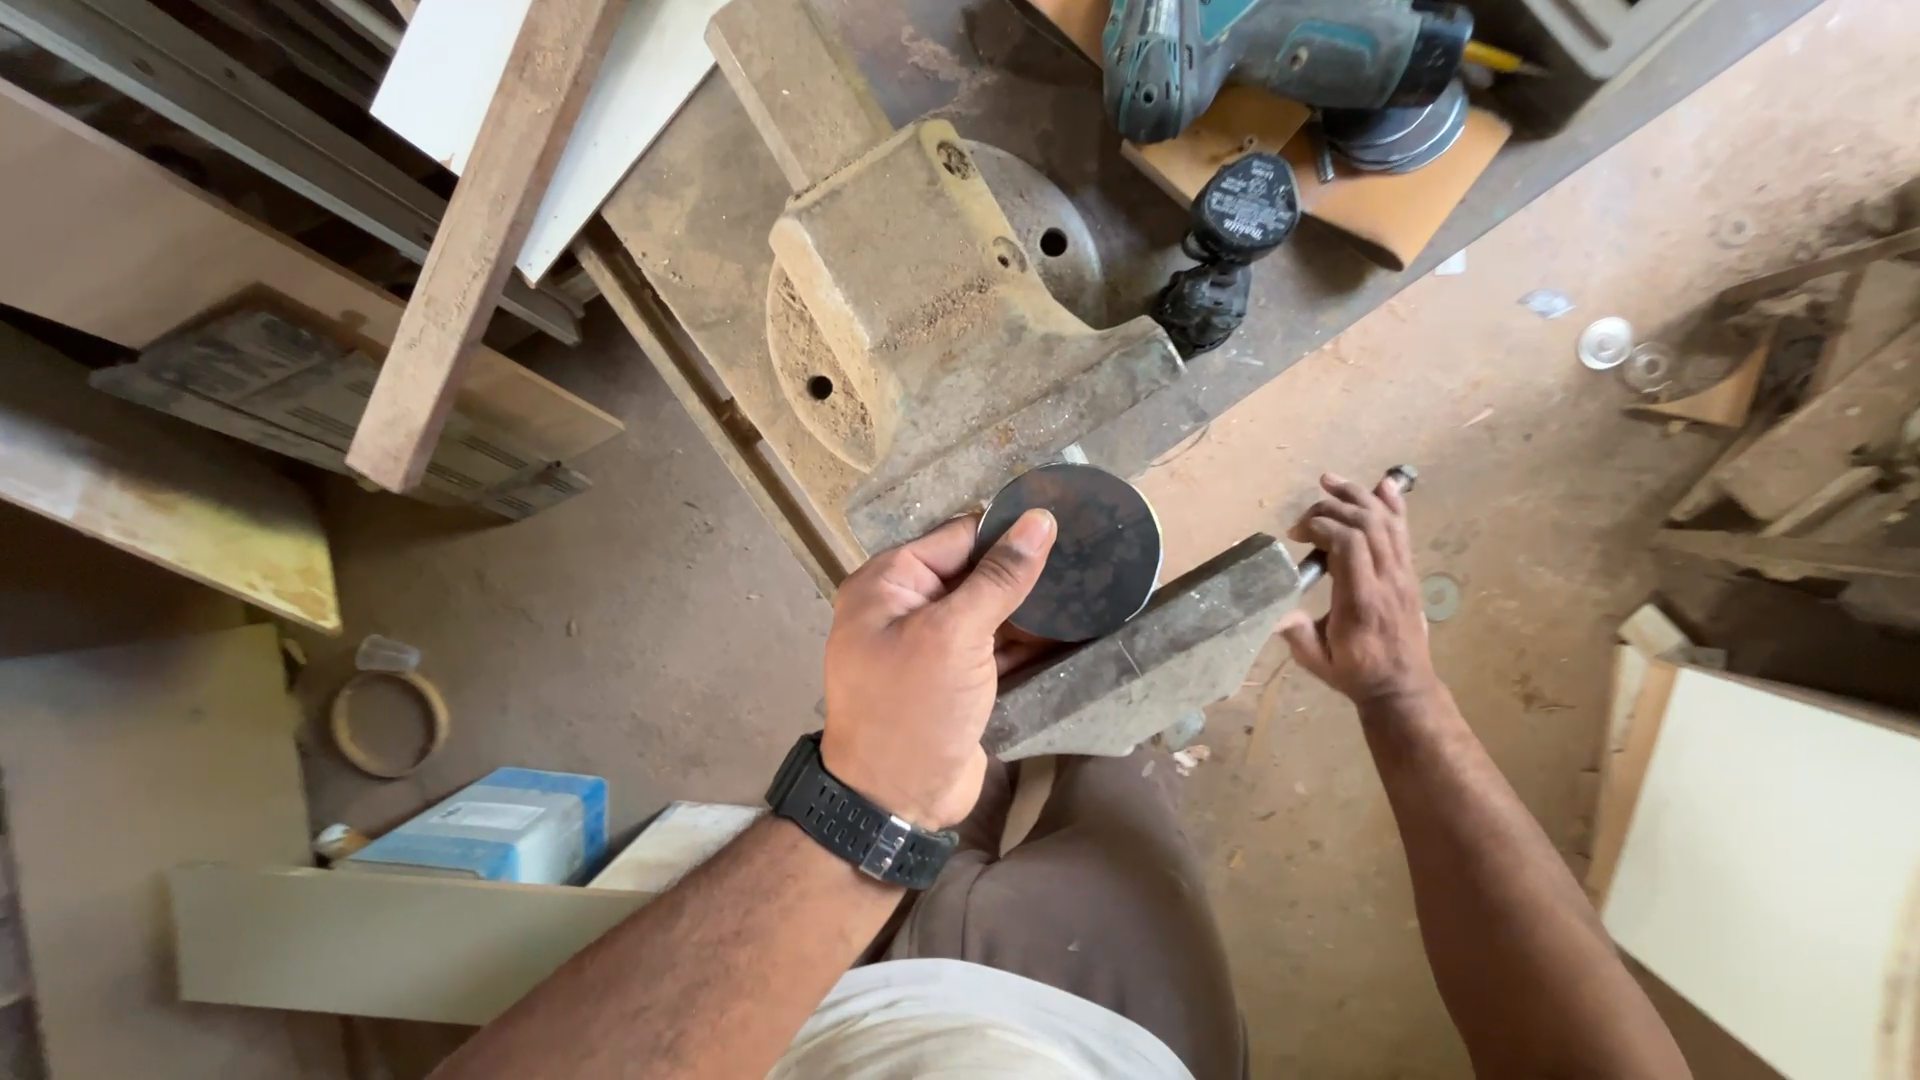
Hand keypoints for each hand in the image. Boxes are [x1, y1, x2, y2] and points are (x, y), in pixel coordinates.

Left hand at [821, 509, 1056, 829]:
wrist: (895, 804)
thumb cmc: (915, 708)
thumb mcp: (955, 634)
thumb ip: (999, 577)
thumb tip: (1039, 520)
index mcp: (888, 584)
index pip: (956, 538)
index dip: (1006, 530)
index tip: (1063, 521)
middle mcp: (905, 608)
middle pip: (973, 573)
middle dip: (1022, 569)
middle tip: (1085, 555)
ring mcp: (930, 647)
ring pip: (987, 612)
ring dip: (1030, 607)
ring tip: (1088, 587)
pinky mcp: (955, 680)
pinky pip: (992, 647)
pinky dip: (1025, 641)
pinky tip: (1070, 630)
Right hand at [1277, 473, 1439, 708]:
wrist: (1403, 687)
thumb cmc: (1355, 673)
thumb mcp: (1318, 661)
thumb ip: (1297, 635)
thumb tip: (1275, 613)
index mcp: (1361, 600)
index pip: (1349, 544)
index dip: (1321, 527)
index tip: (1296, 535)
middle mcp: (1387, 579)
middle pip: (1366, 523)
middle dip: (1331, 508)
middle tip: (1304, 519)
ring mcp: (1403, 573)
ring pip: (1386, 521)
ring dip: (1358, 496)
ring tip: (1330, 481)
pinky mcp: (1409, 572)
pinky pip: (1403, 531)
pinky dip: (1393, 504)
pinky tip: (1381, 484)